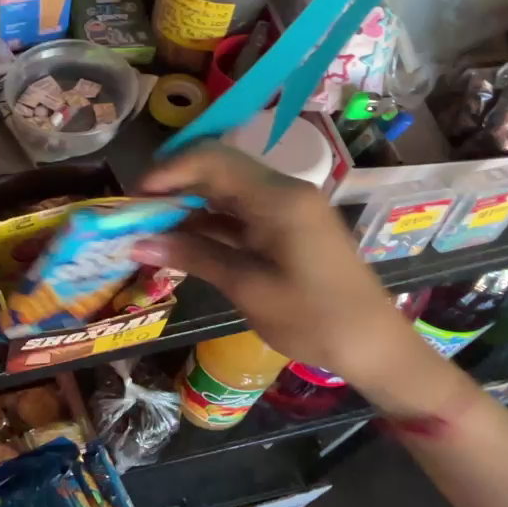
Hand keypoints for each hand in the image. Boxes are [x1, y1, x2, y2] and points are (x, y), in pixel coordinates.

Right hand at [132, 143, 453, 402]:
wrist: (374, 346)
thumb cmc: (313, 318)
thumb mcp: (246, 287)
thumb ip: (192, 256)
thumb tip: (136, 244)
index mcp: (278, 198)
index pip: (211, 160)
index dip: (166, 172)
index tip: (132, 198)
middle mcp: (283, 191)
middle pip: (216, 169)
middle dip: (171, 186)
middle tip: (134, 214)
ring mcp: (287, 208)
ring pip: (224, 190)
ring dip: (186, 205)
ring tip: (148, 229)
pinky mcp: (287, 227)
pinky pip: (238, 212)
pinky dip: (207, 222)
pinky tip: (179, 241)